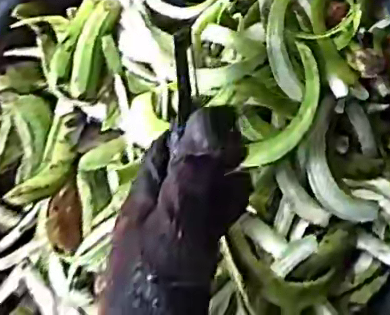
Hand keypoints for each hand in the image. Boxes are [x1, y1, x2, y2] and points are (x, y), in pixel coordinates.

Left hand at [100, 108, 249, 314]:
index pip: (167, 147)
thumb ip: (191, 170)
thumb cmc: (162, 274)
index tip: (230, 122)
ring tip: (246, 176)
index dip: (196, 129)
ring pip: (201, 193)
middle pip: (187, 168)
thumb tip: (207, 115)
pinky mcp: (188, 257)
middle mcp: (155, 212)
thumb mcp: (177, 217)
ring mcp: (171, 236)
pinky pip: (209, 219)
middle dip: (216, 154)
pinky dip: (226, 206)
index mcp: (143, 197)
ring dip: (225, 179)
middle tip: (242, 149)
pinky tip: (241, 205)